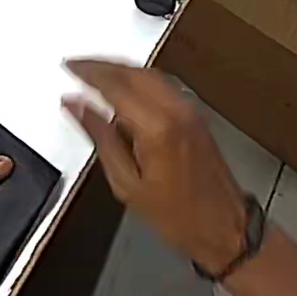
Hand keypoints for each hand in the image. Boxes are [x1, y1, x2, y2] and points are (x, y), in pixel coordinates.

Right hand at [64, 59, 246, 271]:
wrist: (227, 231)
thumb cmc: (178, 217)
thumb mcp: (126, 183)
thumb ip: (100, 136)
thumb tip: (75, 105)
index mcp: (156, 127)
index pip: (114, 84)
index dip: (87, 72)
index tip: (69, 68)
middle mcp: (174, 110)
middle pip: (130, 71)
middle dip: (100, 64)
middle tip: (77, 66)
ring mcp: (188, 108)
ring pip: (146, 72)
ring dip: (118, 67)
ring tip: (94, 71)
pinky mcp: (194, 113)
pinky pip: (159, 81)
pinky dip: (136, 76)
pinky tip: (123, 83)